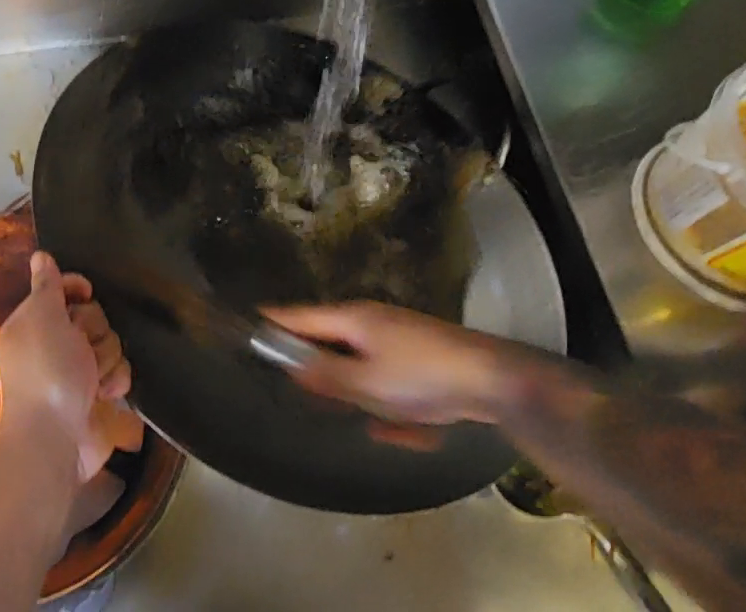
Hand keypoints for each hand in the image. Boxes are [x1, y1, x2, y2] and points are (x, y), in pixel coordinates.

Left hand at [0, 252, 131, 481]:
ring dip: (106, 359)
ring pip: (110, 343)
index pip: (62, 290)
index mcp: (34, 323)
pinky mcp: (98, 395)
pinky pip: (120, 371)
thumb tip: (40, 255)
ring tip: (92, 380)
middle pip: (93, 316)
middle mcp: (55, 344)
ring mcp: (78, 372)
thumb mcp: (42, 318)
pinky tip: (105, 395)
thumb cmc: (46, 372)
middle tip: (81, 349)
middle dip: (94, 330)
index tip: (85, 293)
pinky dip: (115, 382)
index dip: (76, 289)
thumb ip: (46, 286)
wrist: (55, 439)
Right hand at [263, 301, 531, 427]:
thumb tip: (292, 366)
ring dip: (371, 401)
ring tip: (391, 422)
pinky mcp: (424, 363)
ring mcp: (401, 342)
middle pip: (333, 349)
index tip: (249, 324)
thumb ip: (325, 376)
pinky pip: (396, 388)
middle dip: (331, 381)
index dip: (275, 323)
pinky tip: (419, 429)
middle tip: (328, 404)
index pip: (301, 317)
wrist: (497, 382)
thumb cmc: (423, 376)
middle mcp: (373, 324)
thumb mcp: (365, 383)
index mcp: (354, 319)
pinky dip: (401, 410)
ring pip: (366, 375)